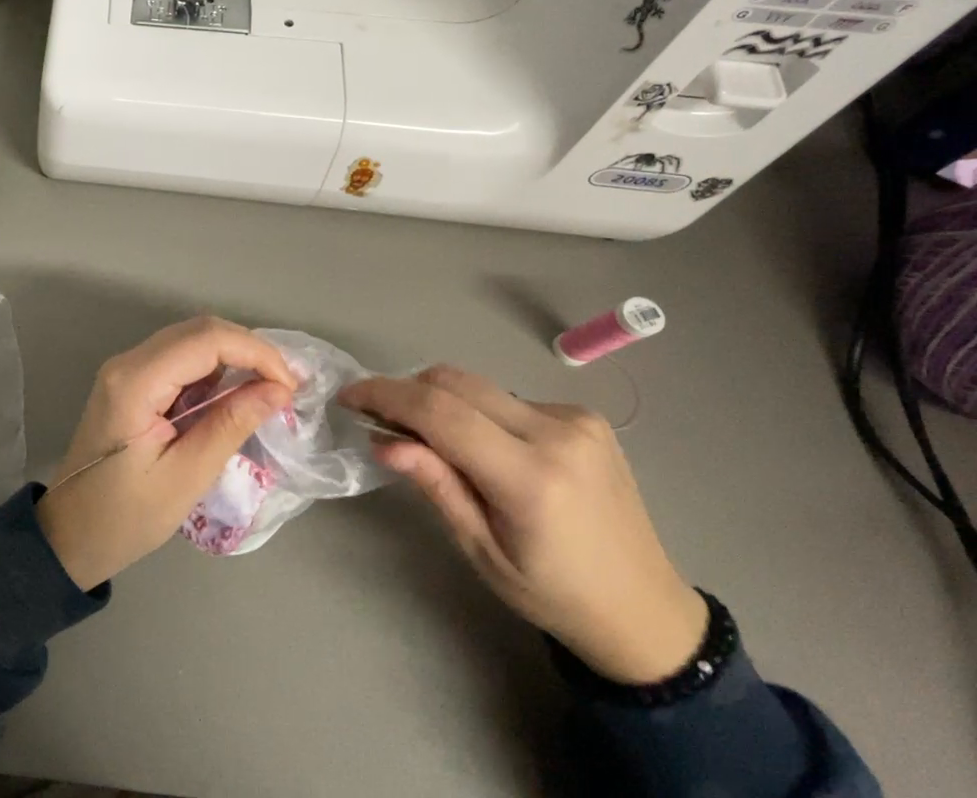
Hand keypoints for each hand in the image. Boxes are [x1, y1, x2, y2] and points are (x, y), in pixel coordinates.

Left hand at [36, 317, 296, 590]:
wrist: (70, 535)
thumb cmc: (125, 516)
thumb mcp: (186, 477)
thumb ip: (230, 425)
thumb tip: (278, 389)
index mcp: (134, 382)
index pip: (205, 339)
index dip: (256, 353)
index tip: (291, 387)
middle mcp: (126, 364)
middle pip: (198, 331)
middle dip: (250, 351)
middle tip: (287, 388)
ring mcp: (125, 373)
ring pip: (190, 343)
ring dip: (234, 360)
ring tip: (271, 393)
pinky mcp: (130, 386)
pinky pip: (178, 363)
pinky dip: (213, 373)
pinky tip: (236, 399)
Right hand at [339, 365, 707, 684]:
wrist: (644, 607)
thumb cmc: (552, 592)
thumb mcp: (481, 550)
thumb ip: (436, 486)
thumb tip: (384, 441)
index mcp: (531, 477)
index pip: (440, 413)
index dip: (385, 396)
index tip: (348, 397)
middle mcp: (558, 433)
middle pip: (456, 384)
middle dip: (405, 392)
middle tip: (375, 417)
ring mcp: (577, 420)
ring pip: (479, 386)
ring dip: (439, 401)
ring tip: (420, 437)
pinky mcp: (585, 418)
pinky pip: (507, 399)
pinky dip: (474, 411)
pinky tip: (475, 446)